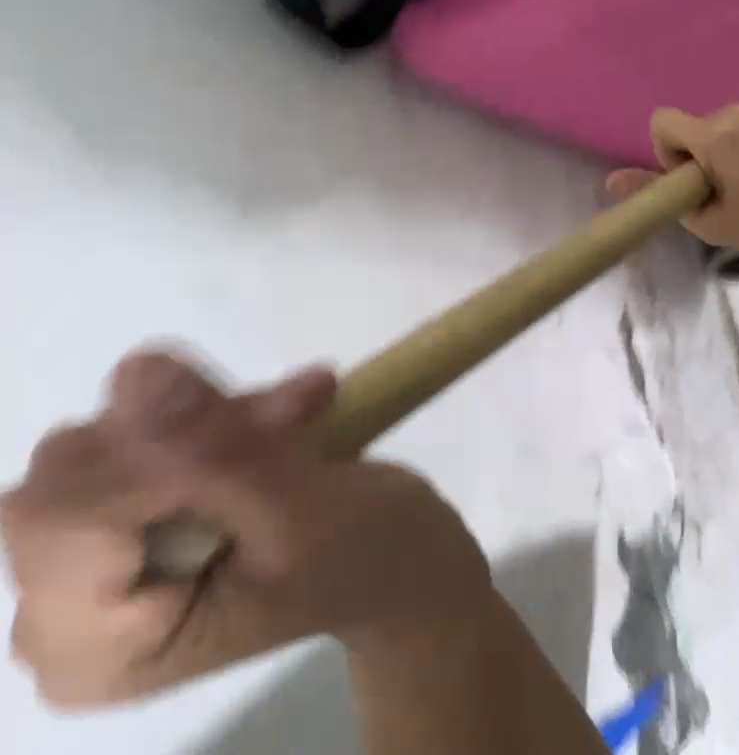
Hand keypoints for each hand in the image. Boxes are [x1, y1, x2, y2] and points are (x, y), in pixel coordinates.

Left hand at [3, 351, 490, 707]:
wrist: (407, 566)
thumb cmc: (376, 556)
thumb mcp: (313, 512)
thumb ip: (225, 453)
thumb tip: (140, 366)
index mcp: (95, 647)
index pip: (59, 519)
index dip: (152, 452)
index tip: (272, 416)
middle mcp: (54, 617)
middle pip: (70, 482)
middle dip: (191, 433)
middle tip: (298, 413)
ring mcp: (79, 569)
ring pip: (101, 450)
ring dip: (215, 418)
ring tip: (307, 409)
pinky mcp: (115, 525)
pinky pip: (132, 445)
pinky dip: (216, 419)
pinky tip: (285, 414)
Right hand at [607, 105, 738, 252]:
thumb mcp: (709, 220)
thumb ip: (658, 196)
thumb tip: (611, 180)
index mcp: (712, 136)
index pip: (662, 121)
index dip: (667, 152)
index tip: (693, 180)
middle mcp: (734, 113)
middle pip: (693, 126)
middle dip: (698, 154)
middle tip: (725, 189)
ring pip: (720, 125)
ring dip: (723, 149)